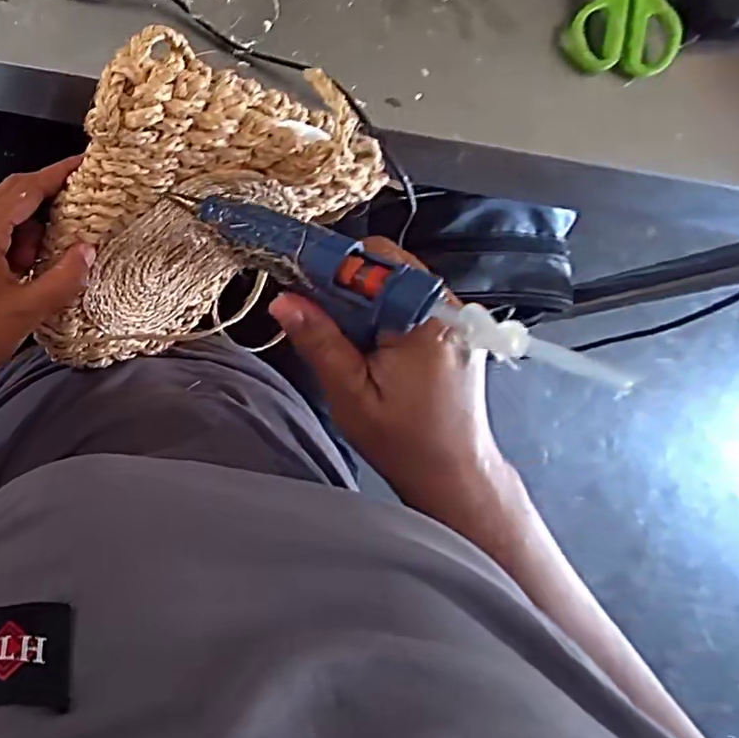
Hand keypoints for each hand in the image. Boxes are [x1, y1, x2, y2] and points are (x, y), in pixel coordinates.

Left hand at [0, 155, 94, 429]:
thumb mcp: (28, 309)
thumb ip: (64, 276)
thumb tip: (88, 251)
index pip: (26, 188)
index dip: (58, 173)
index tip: (84, 163)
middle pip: (14, 196)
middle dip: (48, 199)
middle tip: (80, 206)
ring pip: (7, 220)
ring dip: (32, 232)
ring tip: (44, 264)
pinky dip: (18, 248)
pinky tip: (28, 275)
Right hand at [268, 238, 507, 511]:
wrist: (452, 473)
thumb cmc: (406, 442)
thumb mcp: (350, 394)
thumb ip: (319, 342)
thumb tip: (285, 302)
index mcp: (428, 322)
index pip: (374, 263)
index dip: (330, 266)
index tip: (295, 277)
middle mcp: (448, 311)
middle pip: (383, 263)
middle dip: (341, 281)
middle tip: (310, 311)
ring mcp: (452, 318)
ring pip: (391, 279)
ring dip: (356, 296)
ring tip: (337, 332)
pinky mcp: (446, 328)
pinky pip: (404, 298)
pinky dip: (374, 308)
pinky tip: (358, 338)